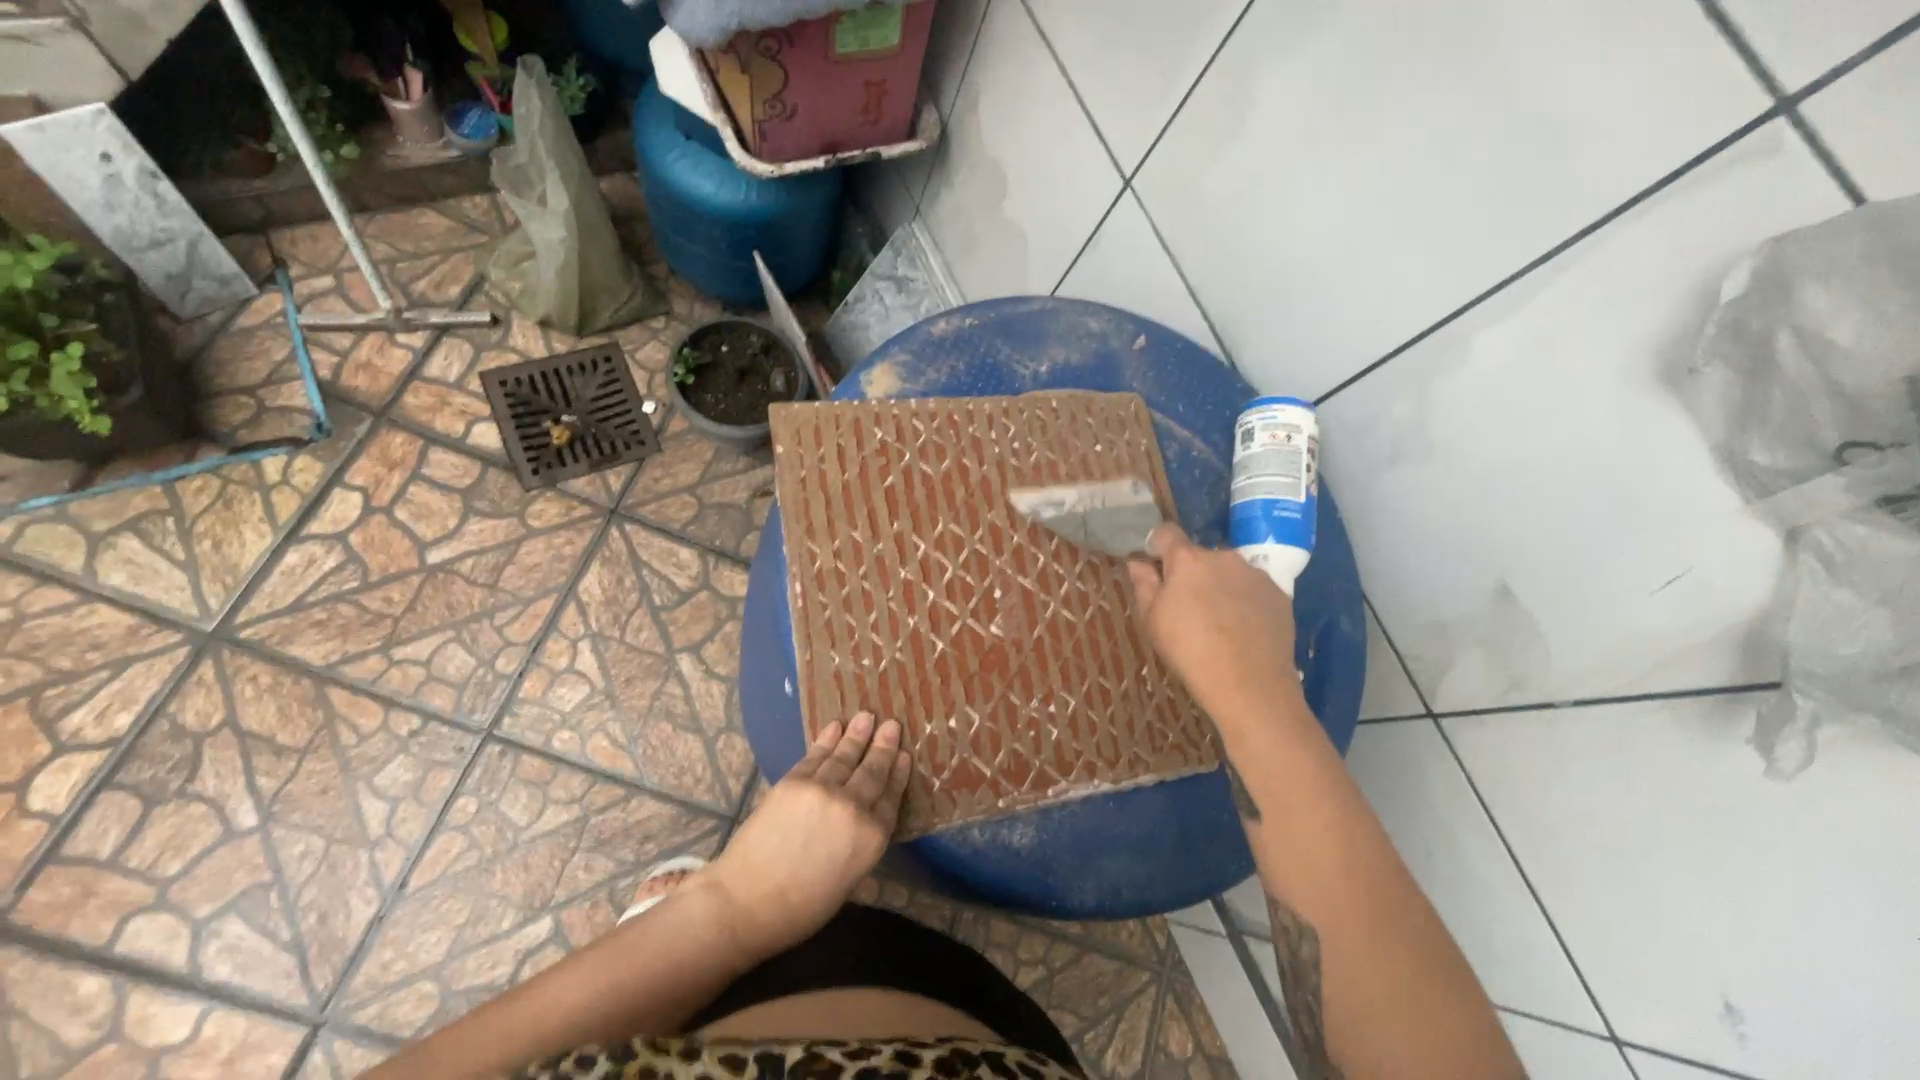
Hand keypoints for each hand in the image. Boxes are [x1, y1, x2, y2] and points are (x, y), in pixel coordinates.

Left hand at [697, 712, 910, 960]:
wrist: (747, 900)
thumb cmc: (801, 907)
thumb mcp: (847, 883)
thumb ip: (859, 848)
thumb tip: (859, 827)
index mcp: (872, 839)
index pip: (891, 798)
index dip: (898, 774)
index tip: (904, 755)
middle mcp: (854, 808)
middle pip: (873, 771)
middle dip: (883, 746)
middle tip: (892, 724)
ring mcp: (823, 790)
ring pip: (846, 757)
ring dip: (857, 735)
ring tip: (867, 716)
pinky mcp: (794, 782)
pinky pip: (816, 756)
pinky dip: (826, 740)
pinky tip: (835, 728)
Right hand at [1127, 523, 1303, 727]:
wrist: (1250, 683)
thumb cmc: (1190, 651)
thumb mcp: (1153, 620)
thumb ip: (1144, 584)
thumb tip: (1138, 561)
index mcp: (1188, 560)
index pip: (1167, 533)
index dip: (1158, 546)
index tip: (1155, 567)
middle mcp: (1224, 557)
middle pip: (1201, 556)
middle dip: (1193, 573)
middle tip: (1189, 607)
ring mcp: (1255, 574)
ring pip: (1230, 572)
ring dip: (1221, 586)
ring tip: (1221, 621)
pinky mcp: (1279, 593)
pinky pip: (1254, 589)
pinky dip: (1246, 601)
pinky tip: (1244, 629)